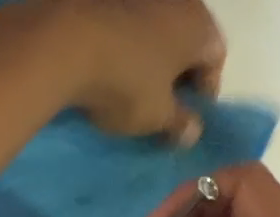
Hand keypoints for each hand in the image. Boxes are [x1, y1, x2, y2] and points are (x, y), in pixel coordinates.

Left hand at [21, 0, 226, 143]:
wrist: (64, 41)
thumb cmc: (124, 82)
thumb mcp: (155, 115)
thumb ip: (178, 123)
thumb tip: (193, 131)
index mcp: (199, 26)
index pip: (216, 58)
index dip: (205, 92)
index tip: (188, 117)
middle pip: (186, 38)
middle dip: (178, 72)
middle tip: (162, 104)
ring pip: (154, 28)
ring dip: (149, 55)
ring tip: (131, 85)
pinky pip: (123, 22)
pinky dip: (121, 43)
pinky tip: (105, 64)